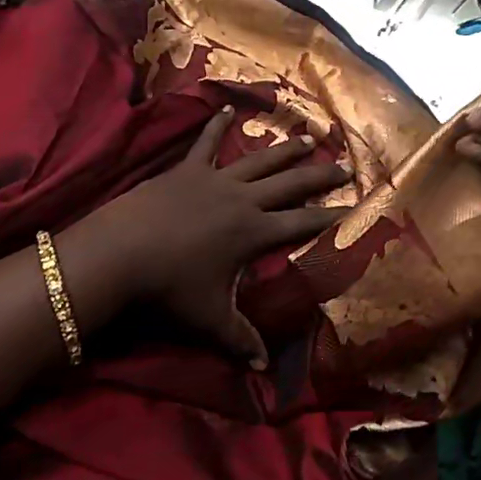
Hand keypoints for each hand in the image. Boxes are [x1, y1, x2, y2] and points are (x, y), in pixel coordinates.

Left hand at [70, 107, 348, 365]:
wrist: (122, 250)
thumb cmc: (170, 286)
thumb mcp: (210, 318)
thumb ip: (241, 340)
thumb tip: (264, 370)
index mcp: (254, 231)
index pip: (303, 222)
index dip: (333, 215)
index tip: (357, 205)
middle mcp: (242, 199)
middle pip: (290, 184)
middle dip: (319, 175)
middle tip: (345, 164)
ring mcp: (215, 179)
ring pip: (258, 160)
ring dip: (284, 149)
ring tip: (309, 137)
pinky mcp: (187, 169)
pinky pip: (206, 142)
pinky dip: (217, 125)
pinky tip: (227, 109)